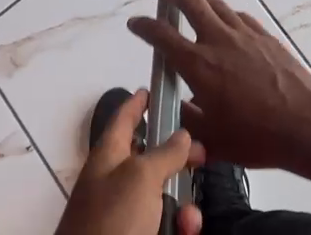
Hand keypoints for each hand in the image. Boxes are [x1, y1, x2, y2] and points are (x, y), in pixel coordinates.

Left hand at [56, 88, 204, 234]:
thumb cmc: (112, 219)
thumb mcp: (141, 177)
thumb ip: (165, 153)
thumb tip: (182, 134)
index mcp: (109, 155)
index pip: (123, 118)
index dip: (138, 103)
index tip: (151, 90)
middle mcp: (115, 181)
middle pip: (150, 157)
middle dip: (177, 157)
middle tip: (200, 155)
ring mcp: (124, 212)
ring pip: (162, 195)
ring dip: (183, 203)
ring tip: (190, 218)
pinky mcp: (136, 234)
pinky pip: (164, 223)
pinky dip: (179, 225)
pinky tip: (186, 230)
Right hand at [128, 0, 310, 173]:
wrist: (304, 123)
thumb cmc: (255, 136)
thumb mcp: (211, 139)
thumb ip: (187, 119)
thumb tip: (175, 107)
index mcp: (199, 65)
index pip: (162, 36)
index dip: (145, 26)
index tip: (136, 23)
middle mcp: (218, 41)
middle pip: (192, 2)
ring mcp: (244, 34)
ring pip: (217, 4)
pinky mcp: (265, 35)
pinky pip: (240, 16)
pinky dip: (226, 14)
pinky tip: (227, 22)